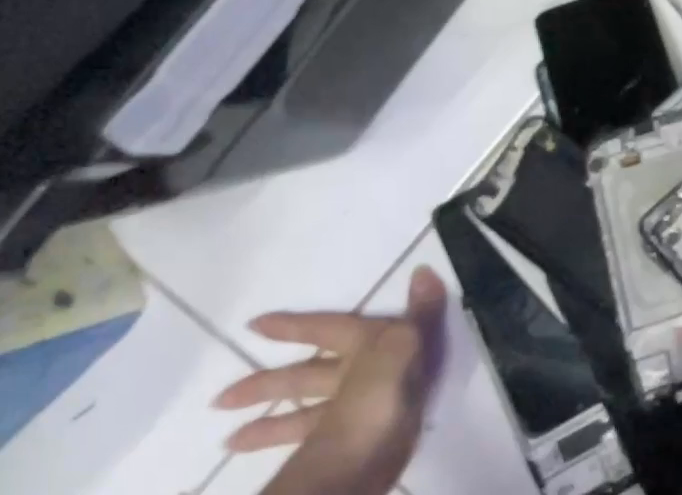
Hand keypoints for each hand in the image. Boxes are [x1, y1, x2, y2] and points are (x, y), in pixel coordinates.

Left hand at [215, 267, 447, 494]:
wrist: (372, 452)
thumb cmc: (386, 389)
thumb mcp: (406, 346)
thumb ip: (420, 312)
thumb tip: (423, 269)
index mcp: (363, 348)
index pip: (326, 329)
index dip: (296, 325)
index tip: (254, 325)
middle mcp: (349, 377)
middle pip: (304, 376)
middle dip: (265, 385)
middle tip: (218, 401)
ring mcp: (343, 412)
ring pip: (303, 414)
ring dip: (270, 426)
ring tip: (230, 442)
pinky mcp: (345, 442)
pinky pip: (314, 440)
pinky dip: (295, 443)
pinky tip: (283, 452)